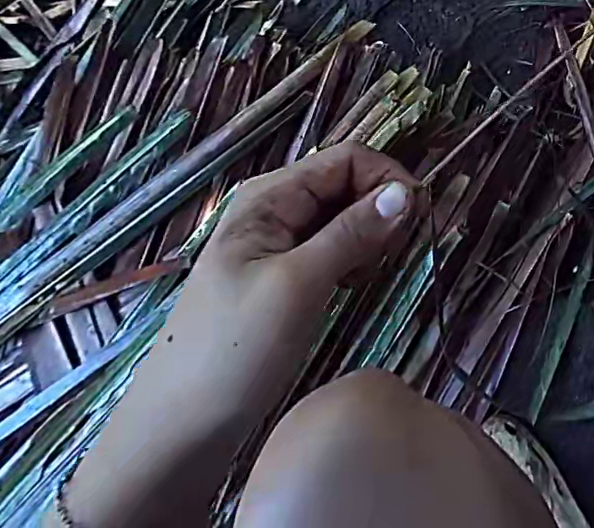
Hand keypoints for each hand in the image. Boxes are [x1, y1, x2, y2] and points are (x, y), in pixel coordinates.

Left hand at [61, 142, 422, 527]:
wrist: (176, 434)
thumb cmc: (234, 349)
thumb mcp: (299, 283)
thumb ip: (354, 231)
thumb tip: (407, 191)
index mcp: (271, 195)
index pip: (348, 158)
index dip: (386, 177)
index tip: (416, 216)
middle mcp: (277, 207)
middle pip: (349, 183)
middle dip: (381, 207)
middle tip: (396, 250)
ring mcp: (280, 241)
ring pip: (346, 214)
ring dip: (371, 234)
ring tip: (372, 271)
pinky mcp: (287, 272)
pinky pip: (336, 244)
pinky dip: (357, 255)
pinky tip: (355, 283)